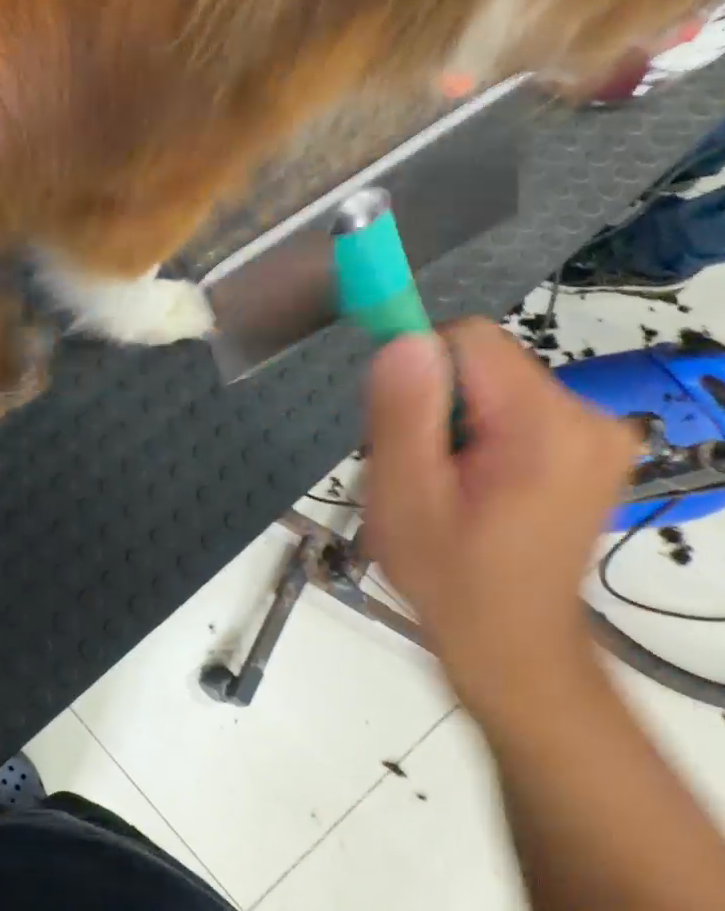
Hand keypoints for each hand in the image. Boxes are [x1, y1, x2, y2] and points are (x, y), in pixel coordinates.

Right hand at [361, 320, 637, 714]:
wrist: (509, 640)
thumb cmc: (448, 573)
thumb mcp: (406, 494)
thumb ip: (403, 413)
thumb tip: (402, 341)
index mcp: (545, 427)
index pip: (467, 339)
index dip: (413, 365)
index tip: (384, 410)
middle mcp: (587, 419)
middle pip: (478, 362)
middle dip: (428, 401)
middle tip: (410, 464)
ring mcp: (595, 436)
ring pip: (488, 385)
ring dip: (446, 422)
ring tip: (435, 482)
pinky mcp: (586, 450)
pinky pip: (509, 409)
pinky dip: (473, 435)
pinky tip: (462, 484)